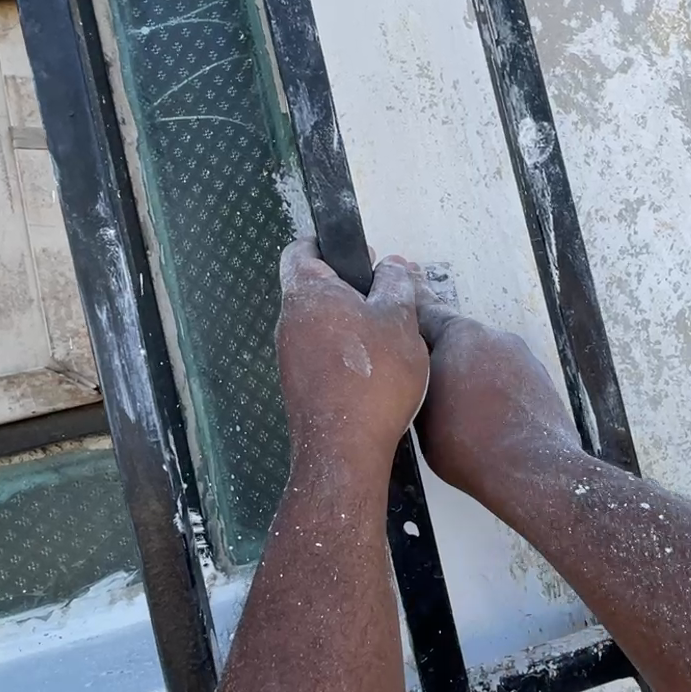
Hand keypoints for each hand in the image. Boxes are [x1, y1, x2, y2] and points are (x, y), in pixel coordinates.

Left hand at [275, 238, 429, 465]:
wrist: (346, 448)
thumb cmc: (372, 380)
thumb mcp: (400, 319)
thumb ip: (396, 283)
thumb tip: (392, 265)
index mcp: (307, 293)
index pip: (301, 249)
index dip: (328, 243)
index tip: (358, 252)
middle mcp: (290, 321)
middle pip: (316, 288)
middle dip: (352, 287)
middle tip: (388, 296)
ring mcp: (291, 355)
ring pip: (322, 323)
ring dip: (353, 322)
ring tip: (389, 336)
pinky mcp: (300, 383)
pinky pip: (323, 353)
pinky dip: (347, 352)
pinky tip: (377, 369)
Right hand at [412, 284, 584, 516]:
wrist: (531, 469)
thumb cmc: (469, 446)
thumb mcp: (420, 412)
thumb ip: (416, 379)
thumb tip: (413, 372)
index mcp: (459, 336)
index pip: (426, 309)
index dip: (412, 299)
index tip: (405, 276)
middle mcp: (492, 337)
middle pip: (457, 336)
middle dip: (440, 352)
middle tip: (427, 371)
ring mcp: (520, 357)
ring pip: (483, 358)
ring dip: (468, 375)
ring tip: (456, 411)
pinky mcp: (539, 379)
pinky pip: (506, 377)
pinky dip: (493, 390)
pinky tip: (484, 419)